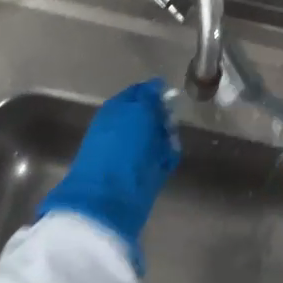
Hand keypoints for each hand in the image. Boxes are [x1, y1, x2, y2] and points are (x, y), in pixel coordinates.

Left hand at [38, 79, 180, 260]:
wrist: (110, 197)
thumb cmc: (123, 145)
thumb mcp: (138, 110)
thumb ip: (149, 95)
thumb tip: (159, 84)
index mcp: (116, 109)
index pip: (139, 93)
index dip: (156, 93)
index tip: (171, 97)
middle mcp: (122, 128)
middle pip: (151, 115)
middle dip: (164, 117)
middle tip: (171, 121)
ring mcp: (131, 153)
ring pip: (158, 136)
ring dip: (167, 138)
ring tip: (170, 142)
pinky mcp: (143, 174)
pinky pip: (162, 158)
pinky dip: (168, 157)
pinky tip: (168, 160)